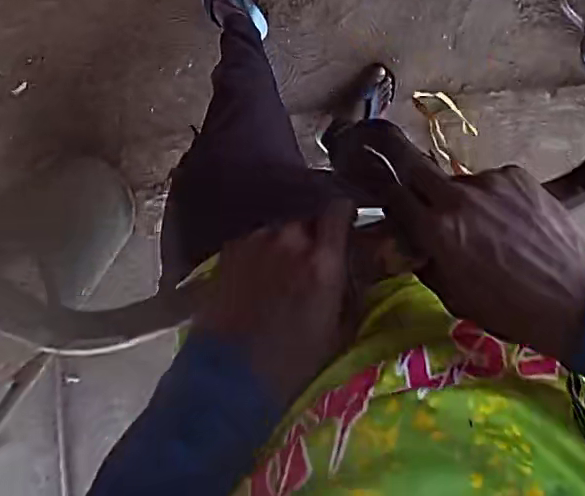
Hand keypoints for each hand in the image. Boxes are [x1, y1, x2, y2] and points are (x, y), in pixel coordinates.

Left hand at [194, 201, 355, 405]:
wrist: (228, 374)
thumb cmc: (292, 363)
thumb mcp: (338, 330)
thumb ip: (350, 288)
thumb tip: (355, 265)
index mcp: (322, 260)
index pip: (338, 210)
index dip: (343, 213)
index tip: (345, 222)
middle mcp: (290, 238)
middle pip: (306, 222)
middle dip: (311, 238)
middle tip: (310, 264)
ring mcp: (256, 240)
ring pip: (278, 231)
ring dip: (283, 246)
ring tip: (279, 276)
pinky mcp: (230, 248)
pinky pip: (254, 242)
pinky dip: (259, 254)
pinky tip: (255, 281)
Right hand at [384, 161, 584, 360]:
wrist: (580, 302)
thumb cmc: (511, 309)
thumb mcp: (454, 295)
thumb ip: (425, 260)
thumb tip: (410, 240)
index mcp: (437, 229)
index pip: (394, 195)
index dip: (392, 200)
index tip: (396, 205)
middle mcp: (457, 197)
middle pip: (416, 168)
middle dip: (415, 181)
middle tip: (427, 200)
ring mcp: (489, 181)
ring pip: (460, 181)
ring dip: (464, 198)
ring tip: (489, 225)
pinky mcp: (517, 175)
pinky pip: (493, 181)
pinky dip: (496, 197)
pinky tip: (513, 220)